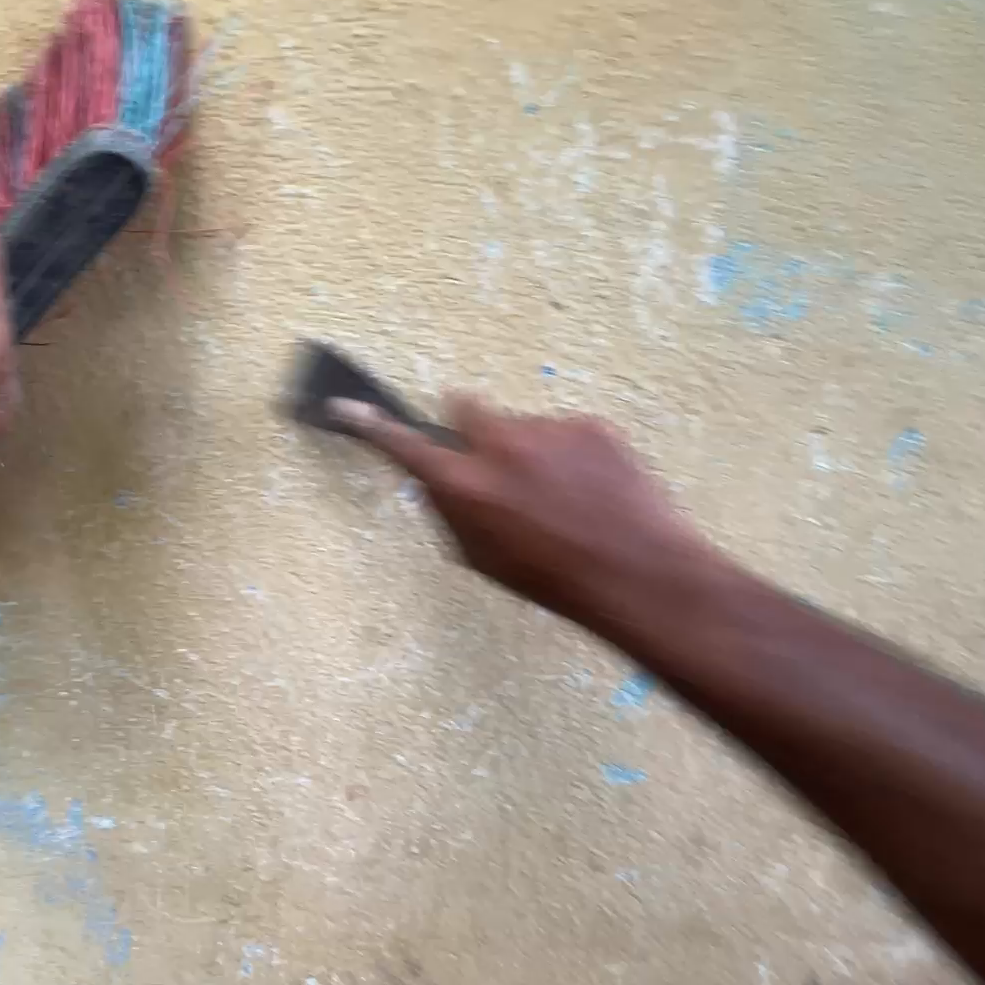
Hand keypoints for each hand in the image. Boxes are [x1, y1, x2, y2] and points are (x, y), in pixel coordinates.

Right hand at [330, 396, 714, 616]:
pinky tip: (593, 487)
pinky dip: (571, 454)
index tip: (343, 405)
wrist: (642, 575)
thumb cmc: (551, 579)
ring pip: (521, 426)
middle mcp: (497, 446)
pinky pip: (565, 431)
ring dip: (529, 449)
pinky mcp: (591, 424)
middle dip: (472, 427)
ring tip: (565, 493)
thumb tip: (440, 482)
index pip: (401, 444)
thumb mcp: (481, 558)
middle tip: (498, 462)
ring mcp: (547, 429)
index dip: (368, 424)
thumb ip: (451, 510)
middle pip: (464, 407)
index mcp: (464, 485)